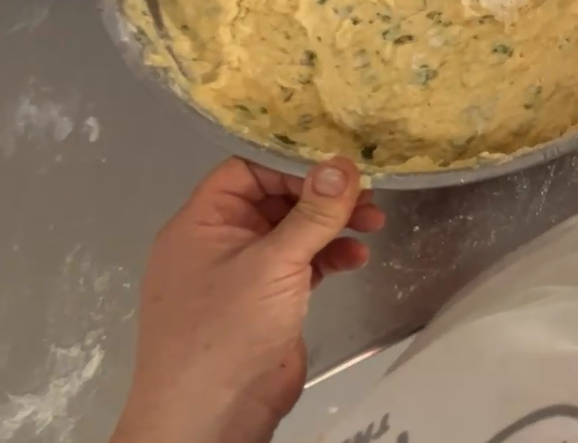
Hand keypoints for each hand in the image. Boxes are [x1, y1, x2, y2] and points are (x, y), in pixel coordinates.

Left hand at [112, 157, 384, 442]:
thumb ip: (314, 211)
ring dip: (337, 222)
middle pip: (280, 196)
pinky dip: (333, 254)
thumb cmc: (226, 330)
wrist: (212, 418)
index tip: (340, 162)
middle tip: (370, 192)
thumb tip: (344, 161)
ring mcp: (246, 270)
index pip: (247, 170)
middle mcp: (223, 241)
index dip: (291, 161)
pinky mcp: (270, 296)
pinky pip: (307, 258)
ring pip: (298, 227)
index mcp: (203, 225)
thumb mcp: (275, 263)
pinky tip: (357, 259)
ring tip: (374, 223)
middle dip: (326, 194)